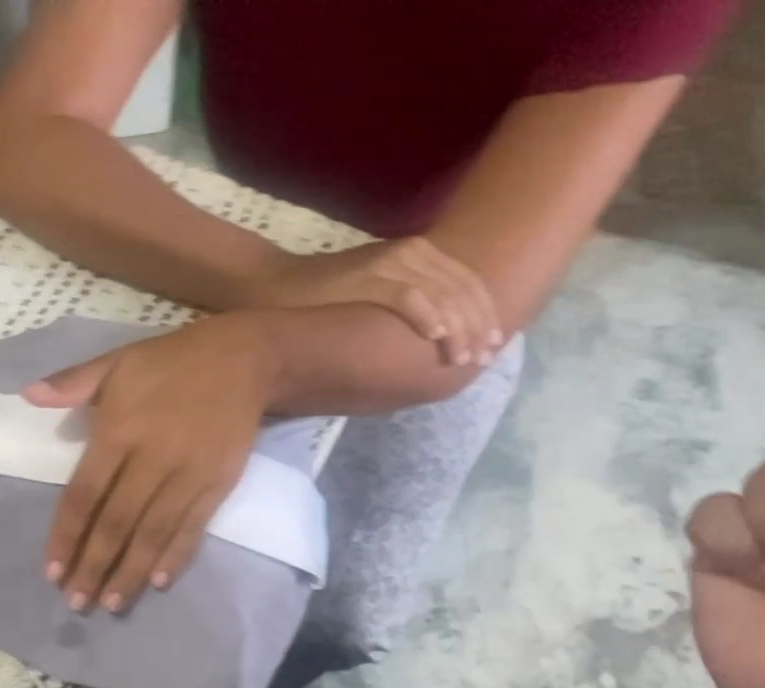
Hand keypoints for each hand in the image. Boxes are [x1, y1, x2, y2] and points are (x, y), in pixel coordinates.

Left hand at [24, 313, 277, 612]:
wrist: (245, 358)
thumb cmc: (170, 362)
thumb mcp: (116, 362)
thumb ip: (72, 384)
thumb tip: (27, 396)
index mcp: (118, 433)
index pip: (84, 495)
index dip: (66, 536)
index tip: (52, 570)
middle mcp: (150, 460)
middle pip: (116, 523)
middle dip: (94, 566)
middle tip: (77, 603)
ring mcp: (187, 475)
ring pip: (153, 532)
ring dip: (131, 572)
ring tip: (112, 604)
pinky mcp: (217, 483)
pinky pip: (193, 526)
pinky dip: (176, 555)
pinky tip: (160, 582)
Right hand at [253, 239, 503, 367]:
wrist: (270, 285)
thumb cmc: (317, 298)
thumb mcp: (370, 292)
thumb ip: (402, 303)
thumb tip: (435, 334)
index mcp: (414, 254)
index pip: (465, 281)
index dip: (485, 314)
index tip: (494, 344)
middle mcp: (407, 253)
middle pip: (460, 289)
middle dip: (478, 325)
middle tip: (483, 358)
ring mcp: (386, 264)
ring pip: (441, 294)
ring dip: (459, 328)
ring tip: (464, 357)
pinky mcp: (365, 278)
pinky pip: (408, 297)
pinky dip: (427, 318)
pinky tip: (437, 339)